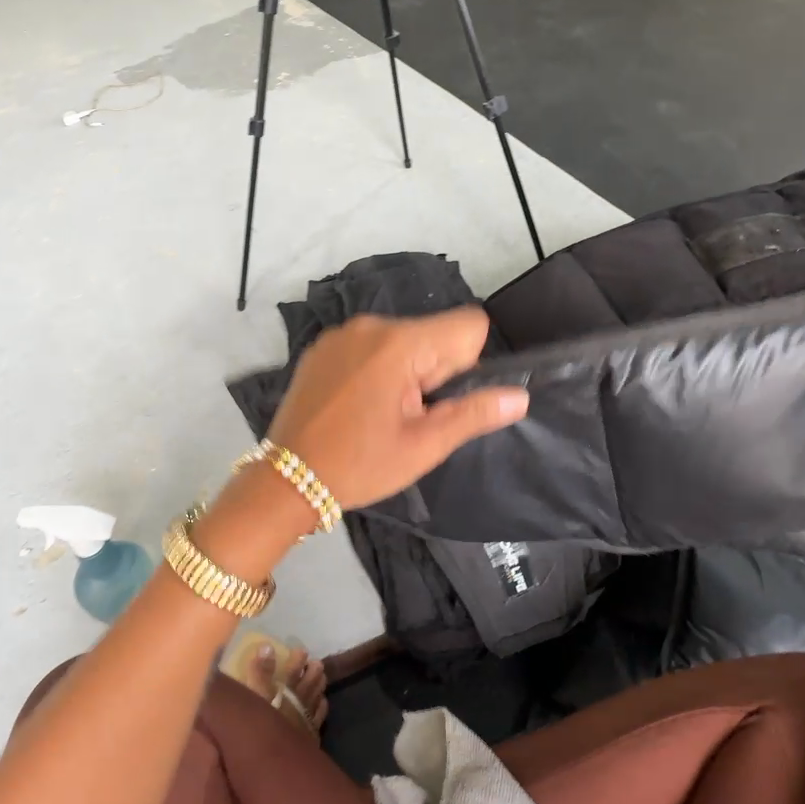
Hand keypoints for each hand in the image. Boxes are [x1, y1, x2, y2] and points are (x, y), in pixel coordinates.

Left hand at [265, 307, 528, 509]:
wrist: (284, 479)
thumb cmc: (359, 465)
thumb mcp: (423, 446)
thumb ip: (473, 414)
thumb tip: (519, 396)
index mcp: (398, 343)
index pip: (469, 325)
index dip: (467, 365)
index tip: (438, 400)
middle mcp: (370, 324)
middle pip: (432, 333)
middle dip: (432, 372)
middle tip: (406, 418)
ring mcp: (340, 333)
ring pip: (401, 340)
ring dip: (403, 371)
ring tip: (379, 415)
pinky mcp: (321, 347)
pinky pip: (368, 347)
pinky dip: (373, 370)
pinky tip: (355, 406)